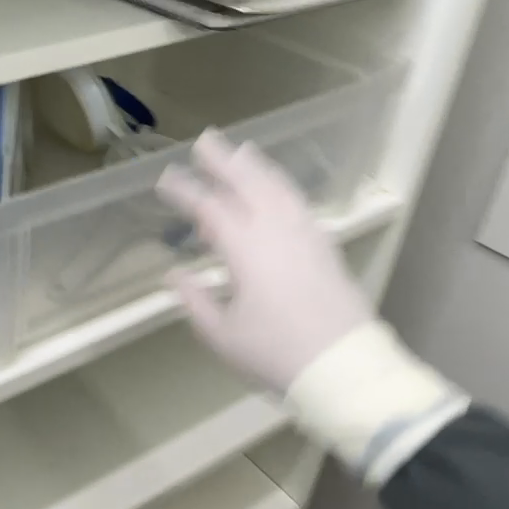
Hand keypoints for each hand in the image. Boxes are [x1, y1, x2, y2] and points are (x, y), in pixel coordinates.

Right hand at [155, 129, 375, 392]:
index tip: (164, 179)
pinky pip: (299, 203)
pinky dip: (282, 187)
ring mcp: (306, 235)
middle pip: (248, 183)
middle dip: (223, 160)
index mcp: (246, 250)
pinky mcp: (325, 246)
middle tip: (205, 140)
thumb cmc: (276, 354)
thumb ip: (195, 301)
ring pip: (279, 188)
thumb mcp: (223, 336)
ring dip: (257, 166)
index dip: (185, 191)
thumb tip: (175, 275)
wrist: (344, 368)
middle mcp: (277, 231)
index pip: (209, 208)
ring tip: (242, 150)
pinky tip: (276, 189)